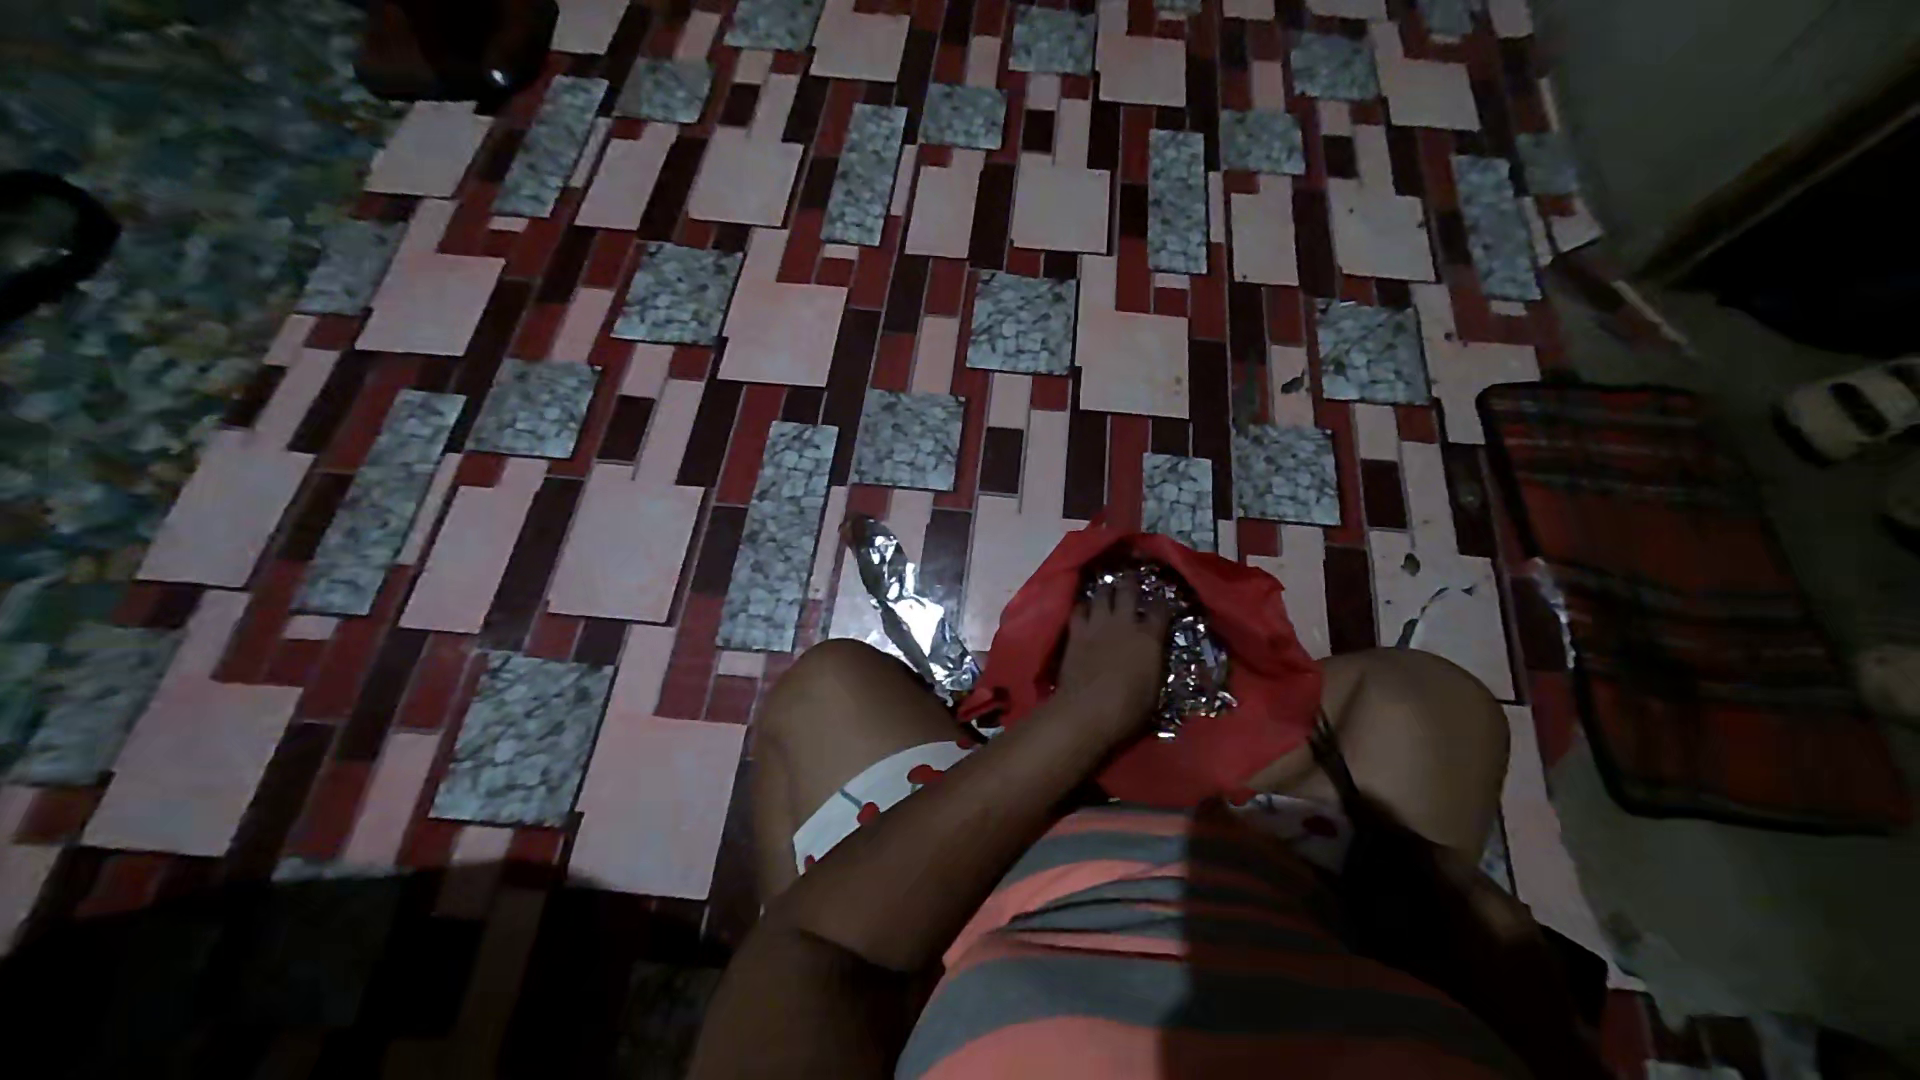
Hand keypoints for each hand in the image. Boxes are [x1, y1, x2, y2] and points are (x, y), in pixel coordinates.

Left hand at [1053, 571, 1174, 730]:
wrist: (1087, 709)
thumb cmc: (1128, 708)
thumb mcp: (1154, 689)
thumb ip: (1153, 666)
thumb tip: (1152, 660)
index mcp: (1149, 638)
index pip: (1161, 611)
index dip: (1163, 604)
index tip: (1163, 603)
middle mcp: (1124, 623)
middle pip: (1128, 591)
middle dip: (1131, 583)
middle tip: (1131, 578)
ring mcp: (1097, 625)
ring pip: (1101, 594)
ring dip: (1105, 590)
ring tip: (1106, 587)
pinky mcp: (1075, 632)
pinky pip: (1078, 610)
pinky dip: (1082, 607)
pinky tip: (1083, 607)